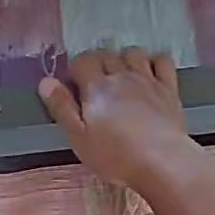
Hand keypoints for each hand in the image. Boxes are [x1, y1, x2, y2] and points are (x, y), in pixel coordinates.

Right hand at [38, 48, 206, 194]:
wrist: (160, 161)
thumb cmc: (114, 156)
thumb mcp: (79, 138)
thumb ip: (62, 108)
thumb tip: (45, 81)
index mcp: (97, 87)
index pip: (82, 61)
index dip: (74, 71)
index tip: (73, 88)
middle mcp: (122, 75)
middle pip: (106, 54)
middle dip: (96, 65)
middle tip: (93, 87)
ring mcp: (148, 79)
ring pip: (133, 53)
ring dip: (122, 59)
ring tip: (118, 78)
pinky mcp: (169, 88)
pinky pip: (162, 60)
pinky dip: (152, 61)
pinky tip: (148, 73)